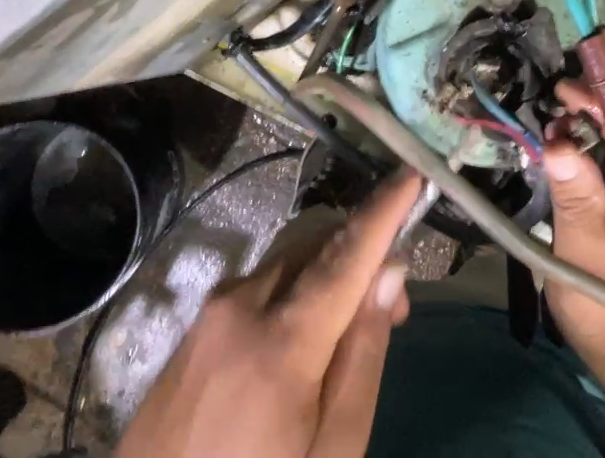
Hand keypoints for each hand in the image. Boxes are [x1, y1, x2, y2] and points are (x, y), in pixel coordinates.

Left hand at [119, 172, 422, 457]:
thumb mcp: (331, 452)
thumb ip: (363, 358)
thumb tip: (389, 274)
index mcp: (278, 342)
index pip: (346, 256)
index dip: (385, 212)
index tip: (414, 174)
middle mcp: (238, 307)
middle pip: (315, 245)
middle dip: (362, 253)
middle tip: (391, 309)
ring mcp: (206, 317)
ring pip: (286, 263)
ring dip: (327, 274)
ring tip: (345, 334)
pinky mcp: (191, 331)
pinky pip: (257, 288)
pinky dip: (293, 293)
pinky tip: (299, 345)